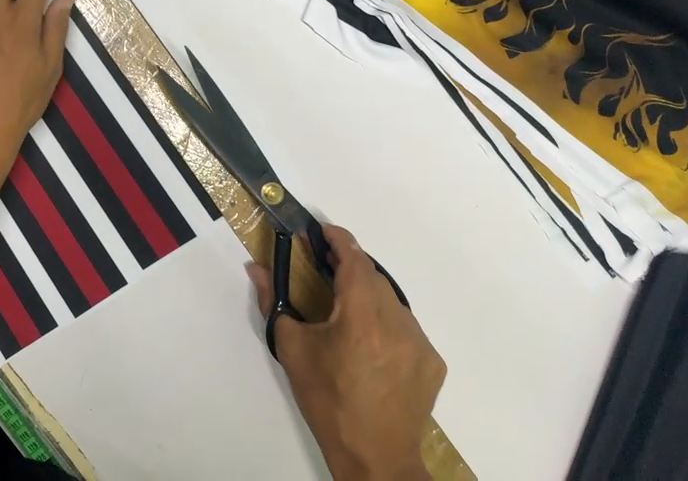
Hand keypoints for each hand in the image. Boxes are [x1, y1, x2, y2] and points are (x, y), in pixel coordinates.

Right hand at [252, 224, 442, 480]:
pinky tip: (367, 338)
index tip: (322, 230)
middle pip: (374, 278)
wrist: (374, 456)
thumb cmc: (326, 400)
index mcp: (362, 318)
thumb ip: (273, 300)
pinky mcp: (431, 362)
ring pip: (391, 301)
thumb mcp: (292, 348)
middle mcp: (397, 324)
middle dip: (349, 265)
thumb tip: (256, 267)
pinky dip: (385, 319)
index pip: (355, 261)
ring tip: (344, 304)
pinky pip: (406, 326)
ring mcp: (419, 344)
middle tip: (323, 265)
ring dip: (368, 293)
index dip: (339, 240)